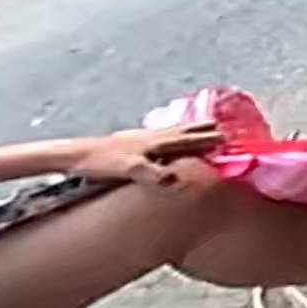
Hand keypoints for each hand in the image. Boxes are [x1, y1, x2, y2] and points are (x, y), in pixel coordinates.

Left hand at [70, 124, 221, 186]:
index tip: (235, 141)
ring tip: (209, 126)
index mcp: (166, 141)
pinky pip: (167, 130)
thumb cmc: (103, 162)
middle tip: (229, 131)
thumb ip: (156, 174)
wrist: (71, 154)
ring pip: (182, 126)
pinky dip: (179, 130)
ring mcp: (149, 133)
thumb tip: (182, 181)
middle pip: (195, 128)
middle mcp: (162, 134)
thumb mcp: (130, 170)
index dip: (217, 140)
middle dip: (212, 129)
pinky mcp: (136, 136)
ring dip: (197, 127)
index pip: (200, 138)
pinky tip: (172, 133)